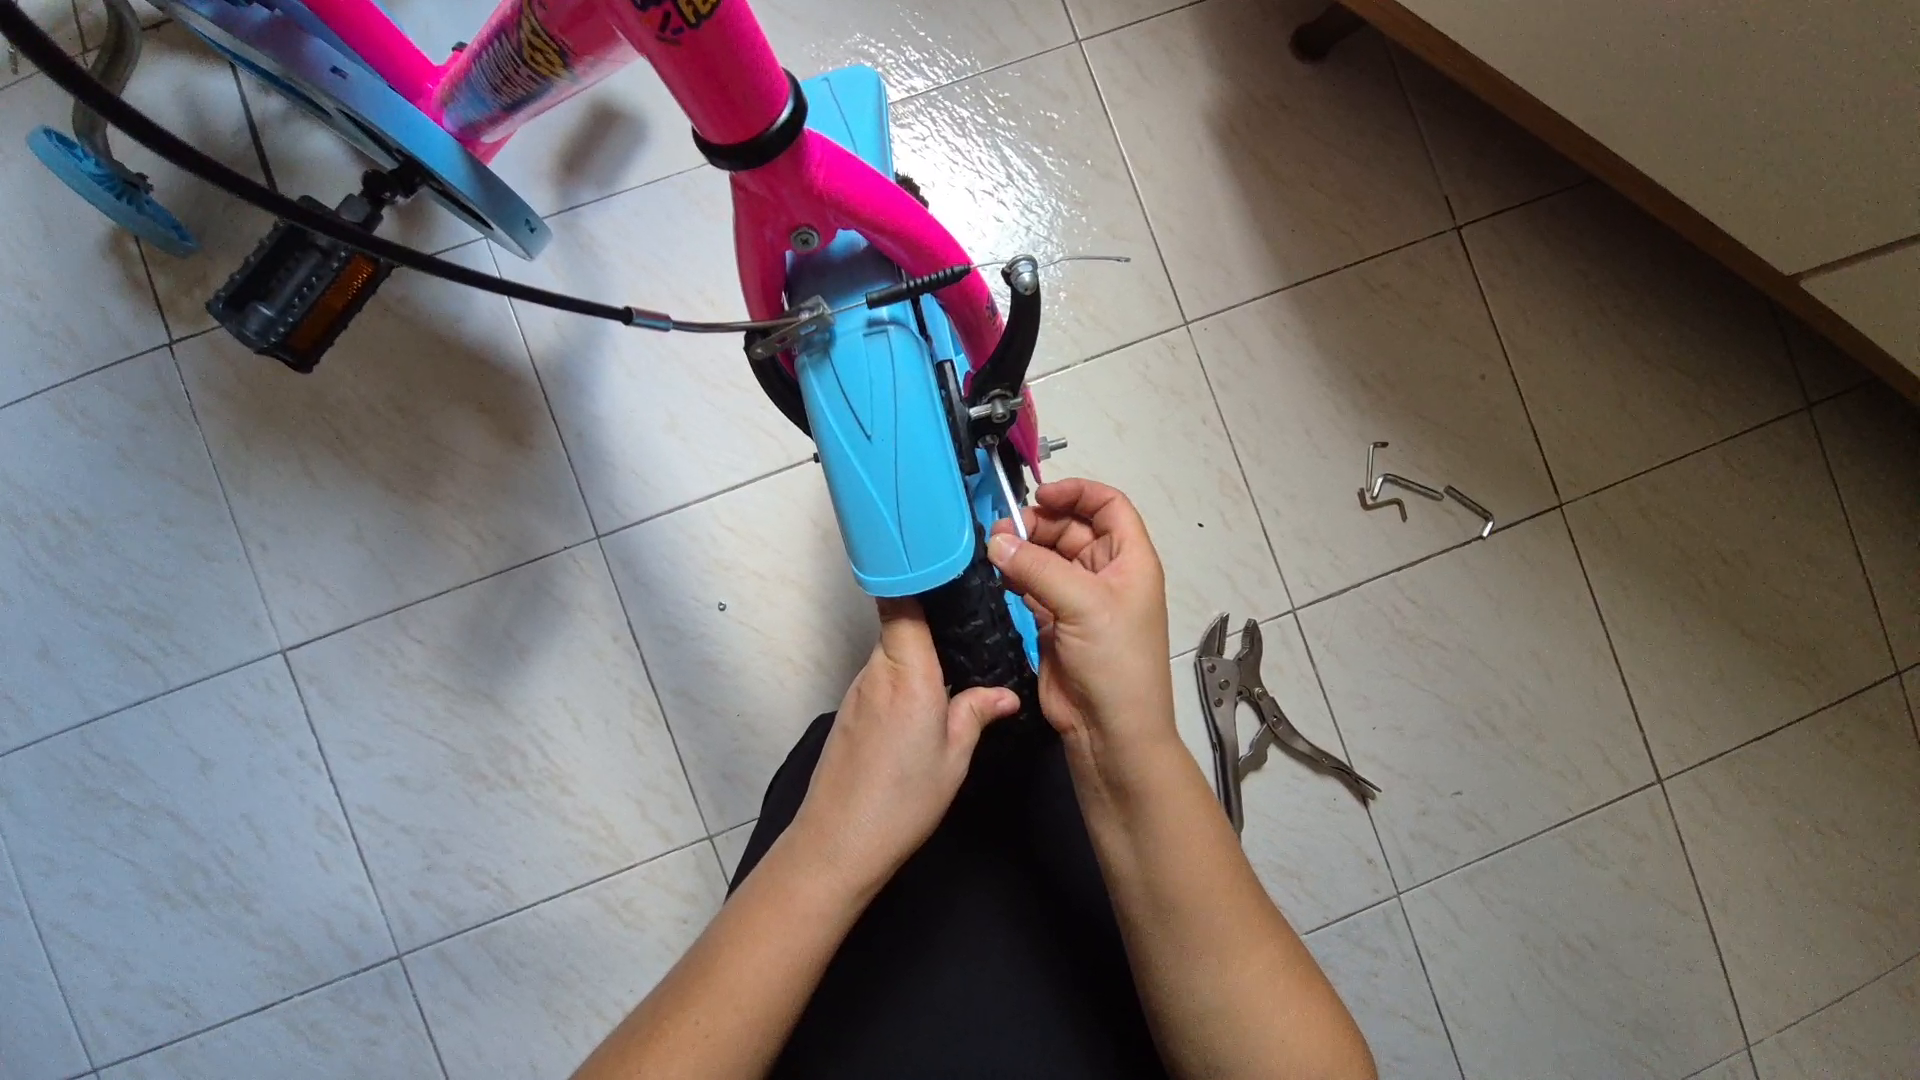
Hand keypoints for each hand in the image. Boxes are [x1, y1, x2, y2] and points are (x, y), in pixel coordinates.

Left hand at [785, 598, 1019, 898]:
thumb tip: (1005, 695)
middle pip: (901, 622)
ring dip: (919, 652)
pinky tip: (926, 703)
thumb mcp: (954, 758)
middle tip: (972, 621)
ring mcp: (858, 689)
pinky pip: (883, 676)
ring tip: (957, 665)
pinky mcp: (851, 709)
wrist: (837, 843)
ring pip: (892, 651)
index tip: (947, 563)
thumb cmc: (901, 801)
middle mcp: (877, 671)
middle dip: (933, 618)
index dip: (921, 574)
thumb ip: (977, 714)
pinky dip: (905, 677)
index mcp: (907, 673)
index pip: (904, 601)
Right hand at [987, 479, 1177, 766]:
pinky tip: (997, 576)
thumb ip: (1037, 567)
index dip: (1077, 493)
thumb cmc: (1115, 662)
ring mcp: (1079, 598)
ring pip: (1047, 557)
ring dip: (1022, 551)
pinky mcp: (1054, 621)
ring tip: (993, 552)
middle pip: (1071, 529)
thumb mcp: (1083, 604)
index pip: (1108, 505)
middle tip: (1003, 532)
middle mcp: (1106, 573)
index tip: (1040, 495)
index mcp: (1130, 559)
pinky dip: (1014, 577)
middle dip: (1038, 525)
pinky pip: (1031, 586)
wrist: (1109, 729)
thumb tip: (996, 540)